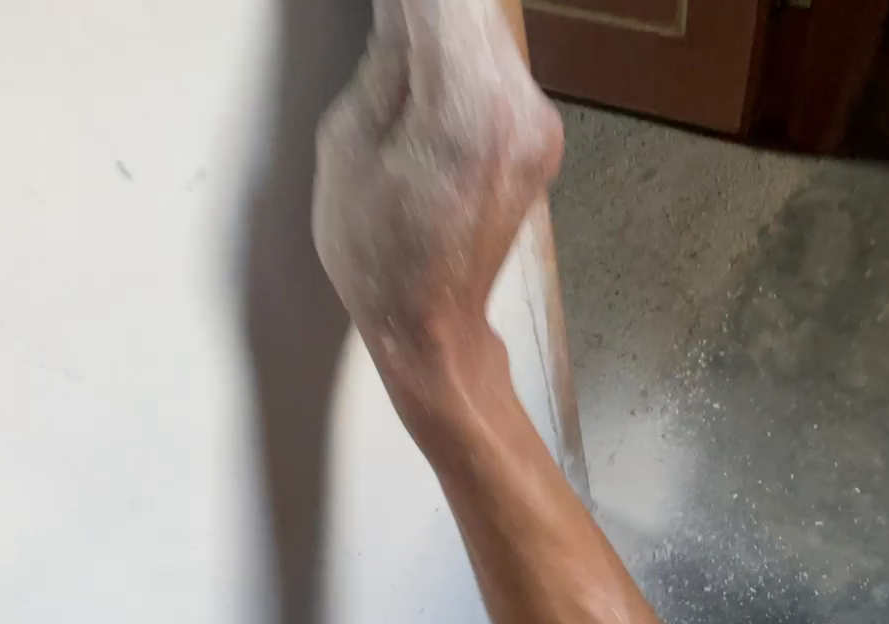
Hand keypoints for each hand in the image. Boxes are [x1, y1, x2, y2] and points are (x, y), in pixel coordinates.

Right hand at [313, 0, 562, 429]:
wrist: (433, 327)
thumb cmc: (378, 258)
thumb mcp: (347, 147)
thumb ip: (384, 60)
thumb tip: (403, 13)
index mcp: (468, 108)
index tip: (380, 11)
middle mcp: (521, 108)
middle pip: (471, 6)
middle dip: (425, 5)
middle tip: (387, 22)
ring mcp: (541, 126)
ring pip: (487, 31)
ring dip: (442, 20)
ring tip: (397, 45)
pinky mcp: (542, 141)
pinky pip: (499, 69)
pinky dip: (462, 53)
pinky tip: (425, 67)